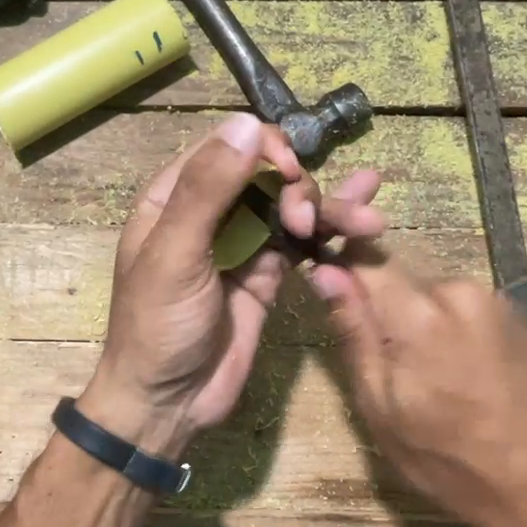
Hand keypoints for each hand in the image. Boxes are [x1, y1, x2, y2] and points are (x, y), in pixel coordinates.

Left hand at [81, 113, 385, 458]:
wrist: (168, 403)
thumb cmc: (158, 325)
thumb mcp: (175, 254)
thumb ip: (207, 189)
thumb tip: (246, 123)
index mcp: (173, 196)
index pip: (226, 147)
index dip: (262, 149)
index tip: (289, 174)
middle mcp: (209, 212)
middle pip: (265, 173)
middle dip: (298, 187)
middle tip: (308, 222)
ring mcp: (240, 243)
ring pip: (289, 206)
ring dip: (328, 209)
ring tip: (368, 223)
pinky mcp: (266, 274)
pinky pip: (301, 242)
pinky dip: (330, 233)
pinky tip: (366, 223)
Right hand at [310, 256, 526, 526]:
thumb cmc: (449, 460)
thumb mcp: (381, 406)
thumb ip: (353, 332)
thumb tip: (324, 273)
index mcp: (419, 313)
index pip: (365, 261)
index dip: (345, 275)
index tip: (338, 305)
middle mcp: (460, 291)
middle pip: (401, 283)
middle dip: (388, 313)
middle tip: (393, 370)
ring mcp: (497, 303)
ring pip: (434, 298)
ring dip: (423, 325)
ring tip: (434, 381)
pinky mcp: (521, 319)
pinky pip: (466, 311)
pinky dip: (455, 333)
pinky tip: (467, 379)